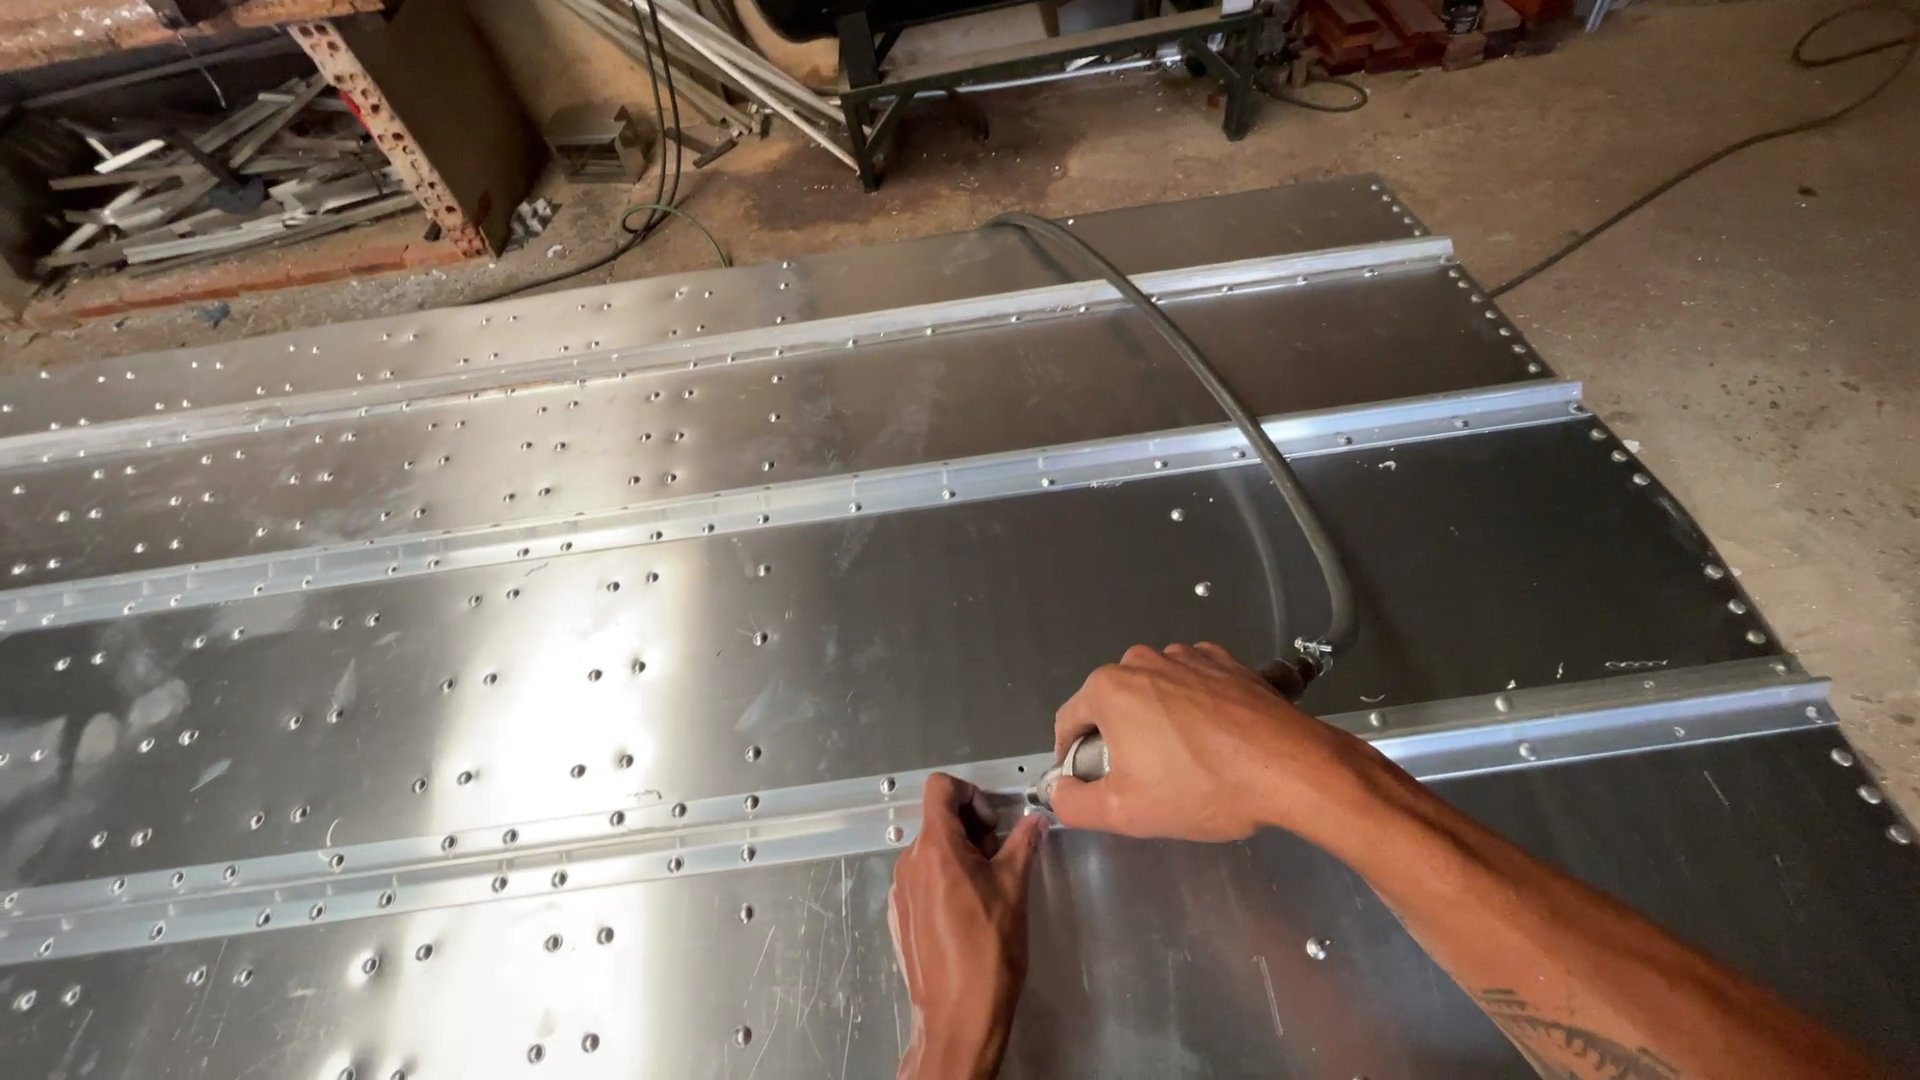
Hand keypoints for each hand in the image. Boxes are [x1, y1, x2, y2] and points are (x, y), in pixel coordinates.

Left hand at [889, 772, 1046, 1079]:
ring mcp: (900, 889)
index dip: (970, 794)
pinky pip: (921, 878)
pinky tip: (966, 913)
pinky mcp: (899, 914)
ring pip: (931, 850)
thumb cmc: (989, 950)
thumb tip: (1035, 819)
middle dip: (972, 829)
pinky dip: (944, 880)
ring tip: (985, 890)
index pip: (940, 787)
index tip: (992, 823)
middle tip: (998, 859)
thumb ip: (1023, 843)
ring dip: (960, 855)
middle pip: (938, 819)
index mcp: (935, 847)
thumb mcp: (1014, 888)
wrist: (957, 1018)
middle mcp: (909, 861)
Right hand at [1049, 643, 1384, 845]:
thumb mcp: (1125, 812)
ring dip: (1156, 721)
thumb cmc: (1201, 787)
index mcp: (1108, 688)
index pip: (1068, 722)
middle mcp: (1141, 660)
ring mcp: (1186, 655)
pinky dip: (1194, 707)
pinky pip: (1192, 684)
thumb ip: (1073, 804)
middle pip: (1111, 705)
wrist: (1291, 767)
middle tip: (1146, 780)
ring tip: (1187, 760)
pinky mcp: (1224, 661)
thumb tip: (1058, 790)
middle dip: (1118, 739)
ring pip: (1152, 693)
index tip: (1096, 785)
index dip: (1073, 758)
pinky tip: (1216, 738)